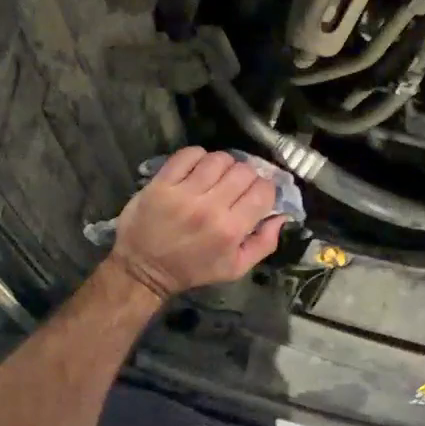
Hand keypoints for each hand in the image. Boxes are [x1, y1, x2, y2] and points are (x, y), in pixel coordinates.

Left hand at [110, 147, 287, 297]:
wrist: (143, 269)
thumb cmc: (191, 270)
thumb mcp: (234, 269)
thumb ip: (264, 244)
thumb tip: (281, 216)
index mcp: (230, 230)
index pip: (263, 191)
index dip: (264, 189)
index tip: (256, 195)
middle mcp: (209, 207)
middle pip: (243, 171)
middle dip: (245, 176)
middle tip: (235, 186)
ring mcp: (183, 193)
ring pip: (218, 159)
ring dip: (222, 165)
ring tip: (216, 177)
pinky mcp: (161, 183)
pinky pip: (187, 155)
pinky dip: (197, 157)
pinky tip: (196, 169)